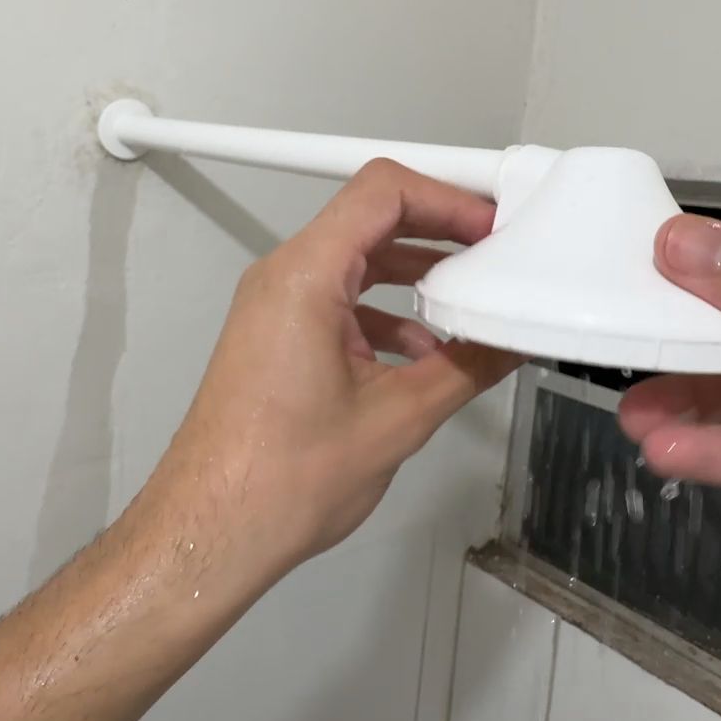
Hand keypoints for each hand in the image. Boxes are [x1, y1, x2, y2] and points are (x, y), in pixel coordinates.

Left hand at [152, 158, 526, 573]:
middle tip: (490, 250)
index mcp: (305, 276)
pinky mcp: (277, 333)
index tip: (488, 225)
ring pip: (356, 260)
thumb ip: (466, 368)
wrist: (211, 529)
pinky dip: (384, 311)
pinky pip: (338, 298)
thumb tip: (509, 342)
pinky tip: (423, 352)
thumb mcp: (397, 418)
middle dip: (436, 230)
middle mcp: (283, 276)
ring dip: (413, 273)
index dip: (444, 198)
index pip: (381, 192)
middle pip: (370, 218)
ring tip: (466, 300)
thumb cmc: (281, 477)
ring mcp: (275, 304)